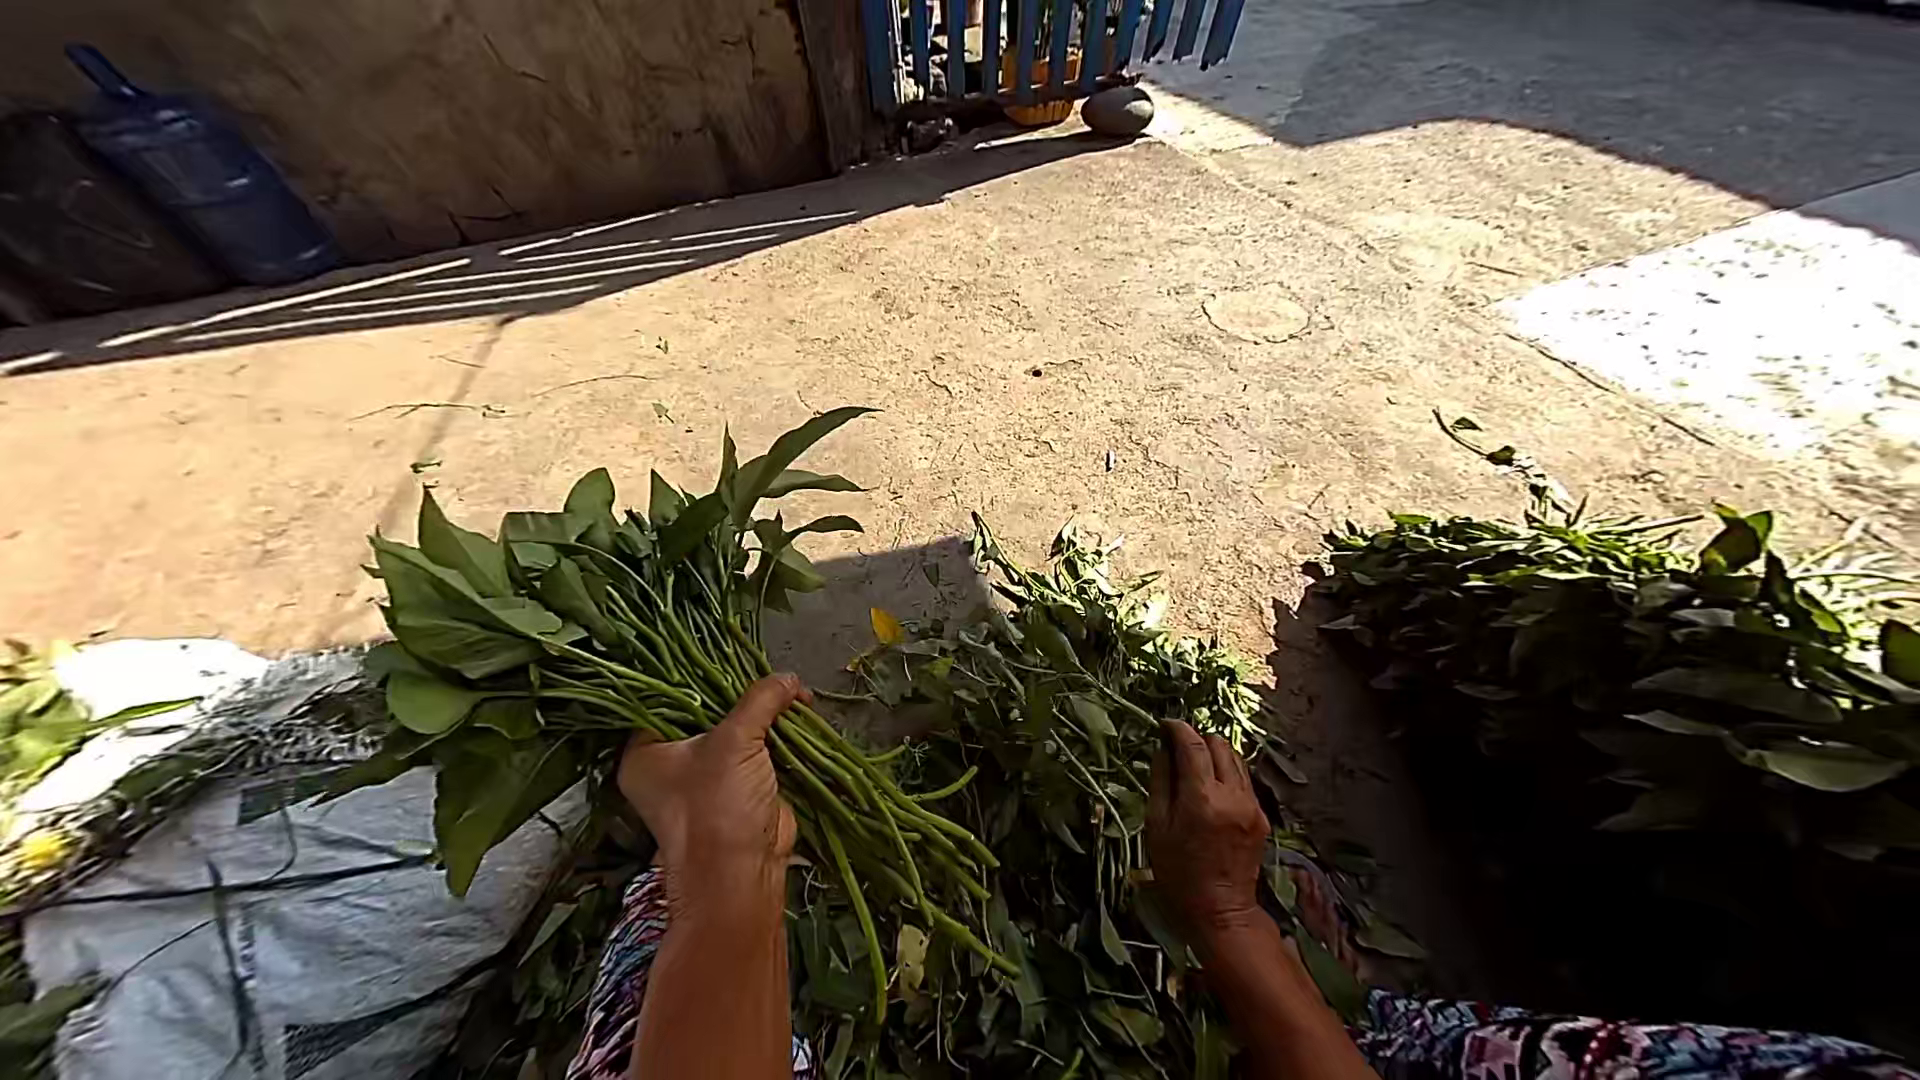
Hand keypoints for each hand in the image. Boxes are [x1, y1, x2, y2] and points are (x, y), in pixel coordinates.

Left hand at [617, 673, 808, 916]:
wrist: (741, 875)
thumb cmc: (717, 807)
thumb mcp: (735, 741)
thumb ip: (761, 700)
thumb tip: (790, 678)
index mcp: (647, 751)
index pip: (671, 698)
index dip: (706, 676)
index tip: (738, 657)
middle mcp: (672, 761)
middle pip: (712, 710)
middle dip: (747, 695)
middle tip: (775, 679)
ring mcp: (707, 775)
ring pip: (740, 729)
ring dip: (768, 714)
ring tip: (795, 695)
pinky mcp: (739, 786)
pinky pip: (759, 748)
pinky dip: (779, 734)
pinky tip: (800, 716)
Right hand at [1146, 719, 1271, 946]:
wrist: (1220, 910)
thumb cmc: (1177, 870)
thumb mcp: (1156, 824)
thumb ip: (1161, 780)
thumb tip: (1163, 747)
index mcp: (1203, 799)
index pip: (1193, 745)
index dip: (1177, 728)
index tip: (1164, 724)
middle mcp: (1233, 797)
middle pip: (1219, 744)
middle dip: (1197, 738)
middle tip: (1178, 746)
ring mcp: (1252, 806)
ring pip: (1236, 758)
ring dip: (1214, 753)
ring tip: (1194, 763)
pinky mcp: (1262, 816)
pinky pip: (1244, 779)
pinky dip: (1226, 772)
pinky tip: (1210, 785)